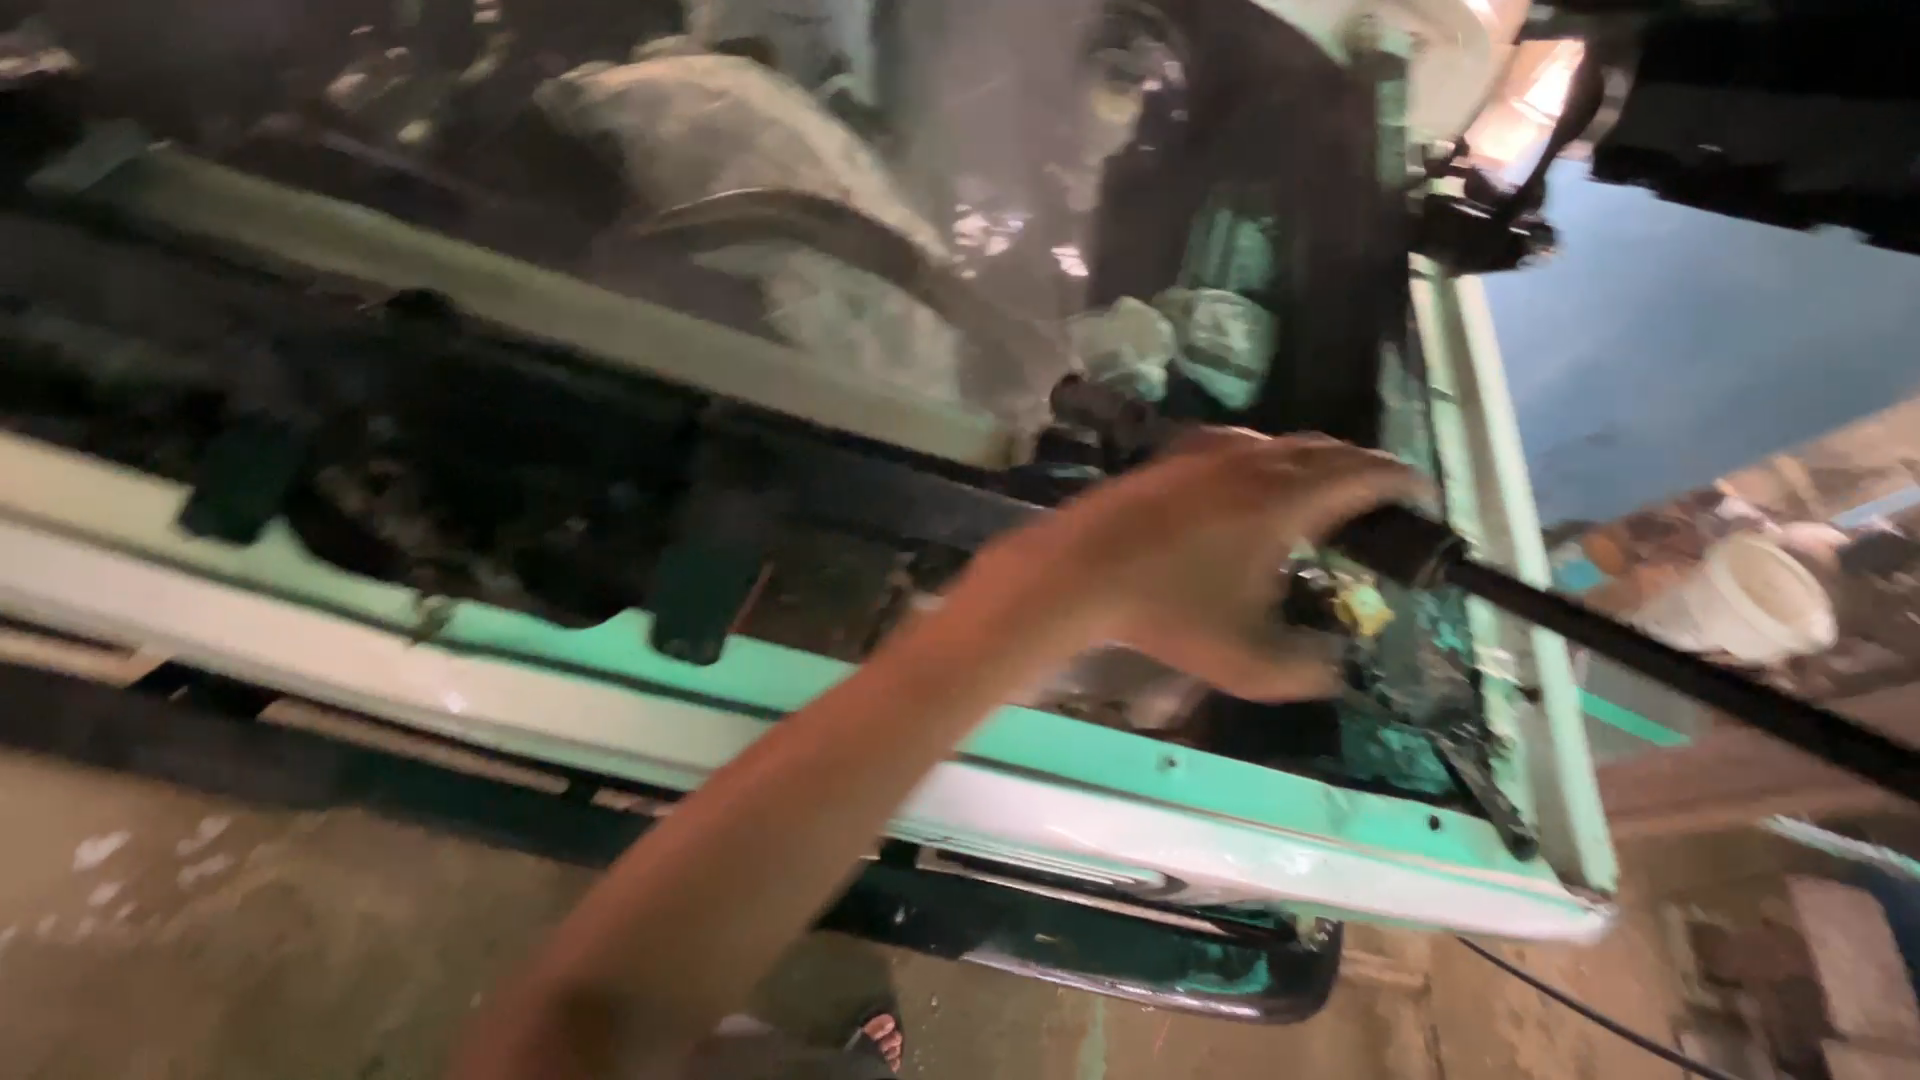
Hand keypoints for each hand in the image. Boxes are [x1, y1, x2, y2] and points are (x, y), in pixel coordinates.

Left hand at [966, 428, 1424, 700]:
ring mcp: (1203, 454)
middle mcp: (1251, 462)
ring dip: (1309, 461)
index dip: (1401, 480)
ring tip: (1315, 494)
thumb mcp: (1245, 662)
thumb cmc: (1165, 614)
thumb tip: (1334, 667)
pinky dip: (1261, 460)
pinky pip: (1233, 447)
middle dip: (1360, 467)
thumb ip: (1304, 670)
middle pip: (1324, 448)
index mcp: (1285, 499)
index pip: (1363, 474)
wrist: (1077, 572)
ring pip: (1276, 443)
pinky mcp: (1168, 460)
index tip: (1421, 494)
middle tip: (1376, 497)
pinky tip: (1244, 485)